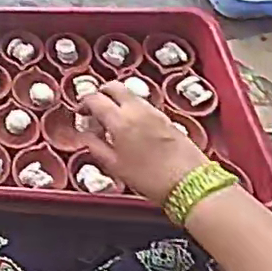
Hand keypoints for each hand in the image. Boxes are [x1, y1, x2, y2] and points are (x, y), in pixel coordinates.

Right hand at [80, 81, 205, 205]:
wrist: (190, 184)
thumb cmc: (152, 178)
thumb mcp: (115, 166)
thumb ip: (95, 146)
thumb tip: (86, 137)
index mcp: (120, 120)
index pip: (95, 98)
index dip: (83, 103)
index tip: (81, 112)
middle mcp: (137, 110)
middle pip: (114, 87)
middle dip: (101, 93)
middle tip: (95, 107)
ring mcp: (154, 112)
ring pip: (130, 94)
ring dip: (118, 100)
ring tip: (113, 120)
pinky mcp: (167, 118)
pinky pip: (144, 105)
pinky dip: (133, 109)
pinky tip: (132, 127)